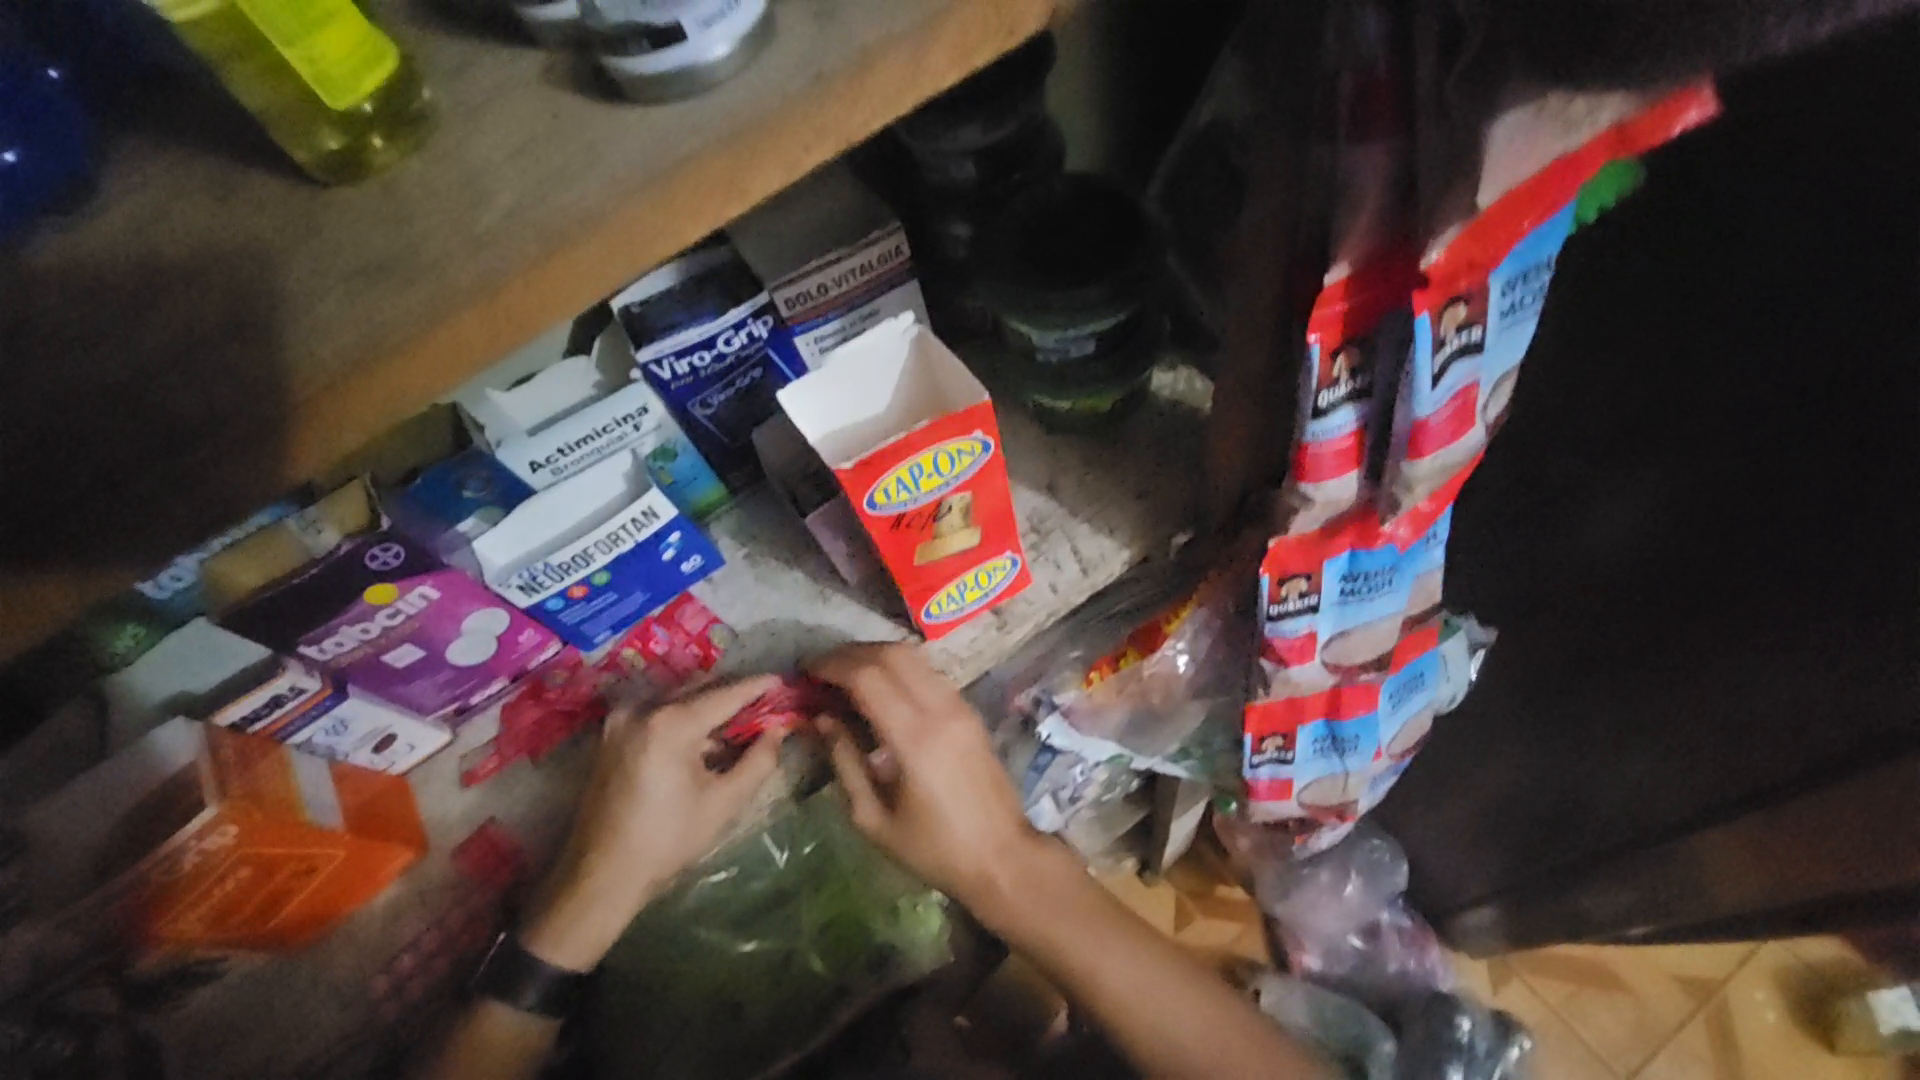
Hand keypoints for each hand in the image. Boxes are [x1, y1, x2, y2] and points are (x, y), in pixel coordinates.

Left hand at [520, 676, 786, 971]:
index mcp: (671, 723)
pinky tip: (706, 735)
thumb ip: (758, 760)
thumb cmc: (667, 841)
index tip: (783, 681)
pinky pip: (659, 712)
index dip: (758, 687)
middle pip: (701, 689)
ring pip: (679, 698)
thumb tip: (779, 730)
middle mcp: (643, 709)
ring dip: (711, 705)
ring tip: (742, 719)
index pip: (726, 694)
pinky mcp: (612, 734)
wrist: (601, 875)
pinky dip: (686, 717)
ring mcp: (622, 719)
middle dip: (735, 694)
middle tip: (767, 702)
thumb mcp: (724, 802)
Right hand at [806, 644, 1041, 911]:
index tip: (805, 672)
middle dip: (850, 654)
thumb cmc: (934, 849)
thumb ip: (845, 762)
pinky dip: (899, 667)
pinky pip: (929, 671)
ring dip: (875, 655)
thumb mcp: (874, 818)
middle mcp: (940, 709)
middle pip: (892, 654)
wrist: (1003, 856)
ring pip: (914, 656)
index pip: (867, 676)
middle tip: (821, 669)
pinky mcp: (970, 710)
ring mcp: (960, 705)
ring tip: (845, 674)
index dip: (832, 666)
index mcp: (914, 738)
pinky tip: (880, 688)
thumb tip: (822, 718)